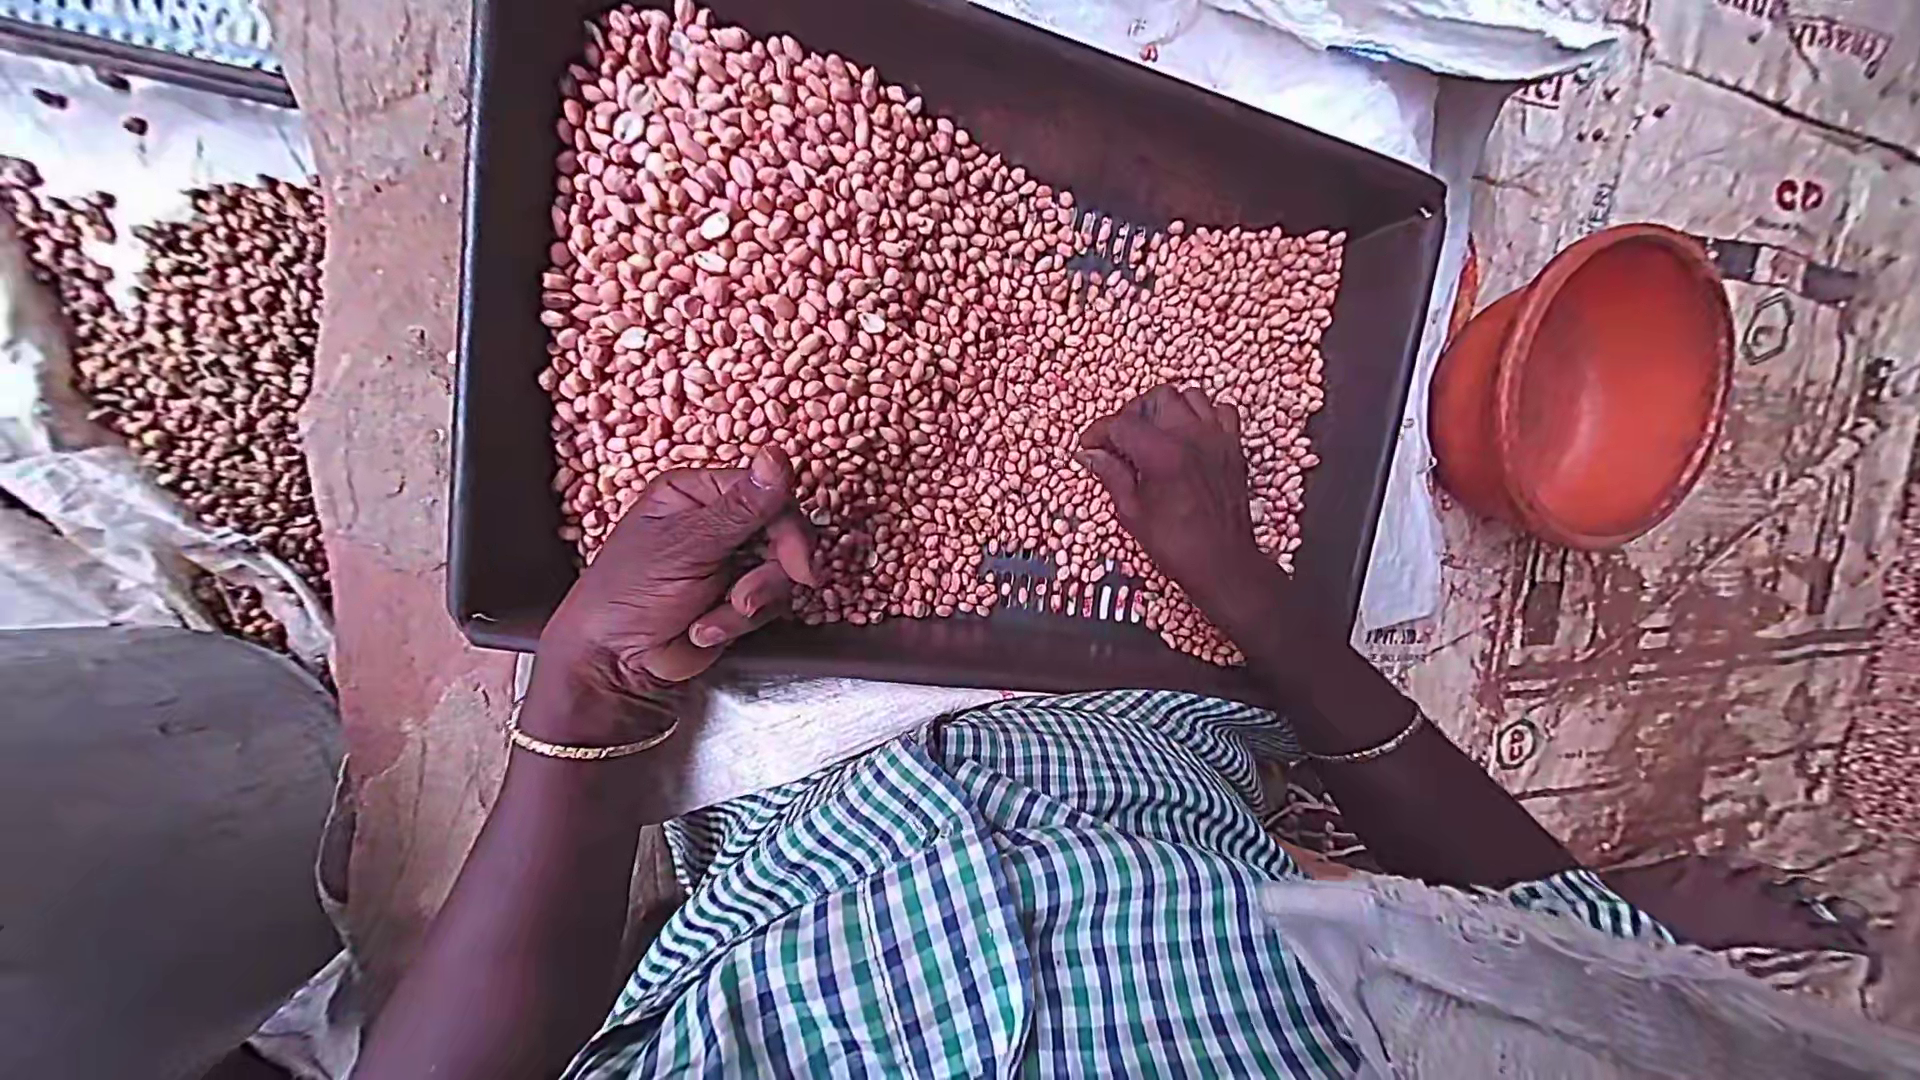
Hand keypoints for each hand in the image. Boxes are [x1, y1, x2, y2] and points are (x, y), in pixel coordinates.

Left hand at [526, 447, 817, 743]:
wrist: (612, 663)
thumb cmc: (628, 595)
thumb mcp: (686, 546)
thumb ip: (741, 508)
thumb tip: (777, 457)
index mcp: (699, 494)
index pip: (767, 494)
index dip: (787, 528)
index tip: (797, 562)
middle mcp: (721, 522)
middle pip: (783, 534)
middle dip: (768, 575)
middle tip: (745, 600)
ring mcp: (733, 561)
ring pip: (781, 572)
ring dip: (749, 604)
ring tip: (711, 619)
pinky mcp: (741, 597)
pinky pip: (770, 603)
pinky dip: (739, 623)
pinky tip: (704, 630)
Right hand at [1076, 385, 1273, 623]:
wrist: (1222, 562)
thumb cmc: (1176, 544)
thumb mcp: (1131, 511)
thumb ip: (1111, 474)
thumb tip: (1091, 455)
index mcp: (1161, 453)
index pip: (1121, 423)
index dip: (1099, 432)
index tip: (1089, 445)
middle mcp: (1191, 437)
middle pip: (1155, 398)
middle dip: (1132, 414)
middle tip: (1119, 440)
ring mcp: (1217, 438)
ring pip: (1189, 396)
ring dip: (1166, 410)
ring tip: (1152, 433)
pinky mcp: (1233, 447)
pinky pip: (1220, 411)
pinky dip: (1202, 416)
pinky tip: (1188, 435)